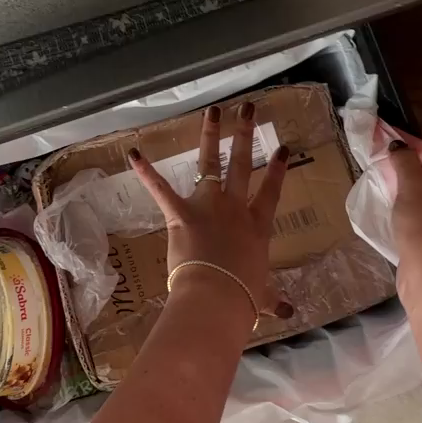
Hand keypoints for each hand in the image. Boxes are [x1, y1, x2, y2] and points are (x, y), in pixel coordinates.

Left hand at [129, 103, 290, 323]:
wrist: (218, 296)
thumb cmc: (242, 297)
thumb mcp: (262, 296)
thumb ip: (273, 299)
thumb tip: (288, 313)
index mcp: (257, 226)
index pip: (271, 192)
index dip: (277, 170)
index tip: (282, 148)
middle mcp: (235, 208)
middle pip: (242, 164)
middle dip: (244, 134)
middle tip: (248, 109)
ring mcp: (208, 206)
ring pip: (210, 162)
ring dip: (210, 135)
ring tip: (213, 111)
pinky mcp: (181, 213)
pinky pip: (161, 188)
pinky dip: (145, 172)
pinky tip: (133, 153)